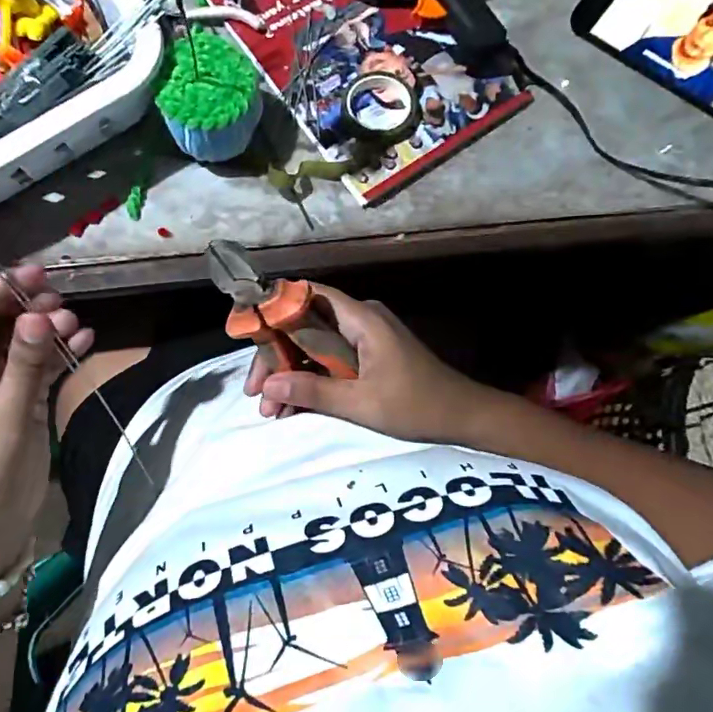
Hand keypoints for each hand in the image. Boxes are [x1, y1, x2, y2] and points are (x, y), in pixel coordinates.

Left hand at [0, 265, 92, 594]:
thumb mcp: (6, 422)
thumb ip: (24, 365)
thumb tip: (42, 313)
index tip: (33, 273)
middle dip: (22, 308)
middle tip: (61, 296)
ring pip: (11, 343)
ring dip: (43, 331)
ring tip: (75, 322)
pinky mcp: (9, 404)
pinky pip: (30, 367)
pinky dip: (54, 354)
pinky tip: (82, 342)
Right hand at [243, 284, 499, 444]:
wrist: (462, 415)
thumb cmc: (416, 405)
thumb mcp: (361, 404)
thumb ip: (314, 392)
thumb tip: (269, 385)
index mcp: (361, 319)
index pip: (307, 296)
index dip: (275, 309)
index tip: (249, 336)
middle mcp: (359, 320)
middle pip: (305, 325)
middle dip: (278, 358)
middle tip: (257, 392)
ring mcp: (364, 337)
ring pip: (314, 347)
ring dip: (292, 374)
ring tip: (271, 410)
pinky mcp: (368, 355)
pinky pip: (330, 360)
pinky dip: (311, 380)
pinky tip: (292, 407)